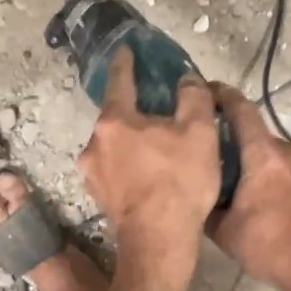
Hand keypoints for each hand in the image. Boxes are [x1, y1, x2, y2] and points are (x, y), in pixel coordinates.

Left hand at [77, 51, 221, 281]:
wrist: (159, 240)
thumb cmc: (179, 181)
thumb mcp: (199, 132)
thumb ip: (193, 98)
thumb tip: (186, 82)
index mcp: (114, 120)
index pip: (119, 80)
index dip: (126, 63)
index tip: (126, 50)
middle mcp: (94, 143)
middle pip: (116, 117)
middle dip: (136, 112)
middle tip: (161, 112)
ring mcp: (92, 173)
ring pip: (115, 146)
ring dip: (133, 142)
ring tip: (160, 148)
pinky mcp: (98, 197)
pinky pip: (115, 170)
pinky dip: (130, 165)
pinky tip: (151, 174)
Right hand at [205, 84, 290, 290]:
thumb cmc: (274, 249)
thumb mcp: (226, 233)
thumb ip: (209, 205)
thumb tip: (198, 193)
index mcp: (264, 154)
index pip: (241, 110)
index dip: (223, 96)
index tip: (209, 89)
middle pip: (263, 142)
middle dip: (248, 156)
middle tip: (235, 180)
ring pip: (287, 160)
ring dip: (274, 173)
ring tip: (266, 202)